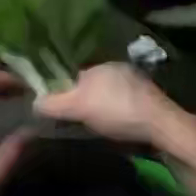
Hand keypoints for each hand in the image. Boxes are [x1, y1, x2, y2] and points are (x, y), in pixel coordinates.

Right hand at [34, 63, 183, 145]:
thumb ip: (53, 103)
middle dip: (84, 100)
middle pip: (92, 86)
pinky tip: (117, 128)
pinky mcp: (149, 102)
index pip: (74, 76)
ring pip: (109, 97)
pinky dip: (117, 115)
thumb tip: (33, 102)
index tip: (59, 111)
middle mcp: (119, 70)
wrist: (162, 127)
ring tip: (96, 127)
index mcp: (101, 66)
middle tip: (76, 121)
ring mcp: (137, 85)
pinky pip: (124, 106)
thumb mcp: (78, 107)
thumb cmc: (116, 111)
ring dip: (102, 109)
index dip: (64, 92)